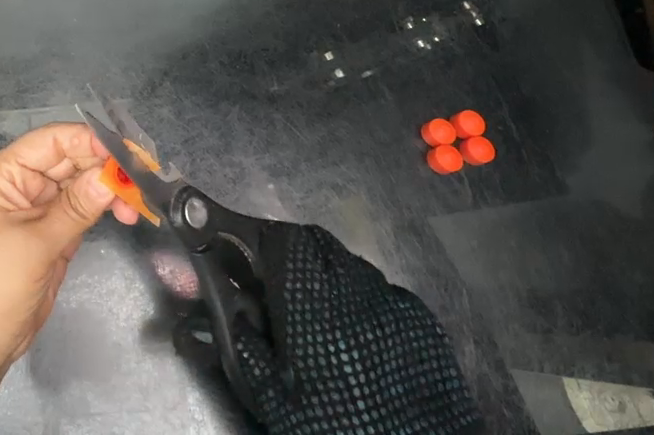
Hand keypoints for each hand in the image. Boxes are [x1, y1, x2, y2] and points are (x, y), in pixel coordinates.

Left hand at [0, 123, 141, 377]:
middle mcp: (20, 183)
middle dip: (105, 165)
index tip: (128, 152)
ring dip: (109, 189)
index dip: (90, 140)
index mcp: (5, 173)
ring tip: (138, 204)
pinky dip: (103, 209)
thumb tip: (112, 174)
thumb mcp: (36, 244)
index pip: (52, 141)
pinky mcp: (50, 234)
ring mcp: (36, 209)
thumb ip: (76, 207)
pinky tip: (126, 212)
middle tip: (145, 179)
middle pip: (70, 160)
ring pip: (79, 185)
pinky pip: (80, 210)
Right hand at [212, 222, 479, 433]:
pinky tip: (361, 333)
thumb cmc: (332, 421)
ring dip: (330, 273)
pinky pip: (382, 289)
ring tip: (323, 312)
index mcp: (307, 297)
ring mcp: (390, 296)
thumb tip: (231, 308)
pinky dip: (364, 298)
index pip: (280, 236)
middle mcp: (349, 283)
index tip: (252, 262)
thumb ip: (246, 342)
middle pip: (315, 241)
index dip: (262, 243)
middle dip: (295, 253)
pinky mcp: (421, 317)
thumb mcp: (272, 394)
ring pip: (349, 262)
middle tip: (284, 285)